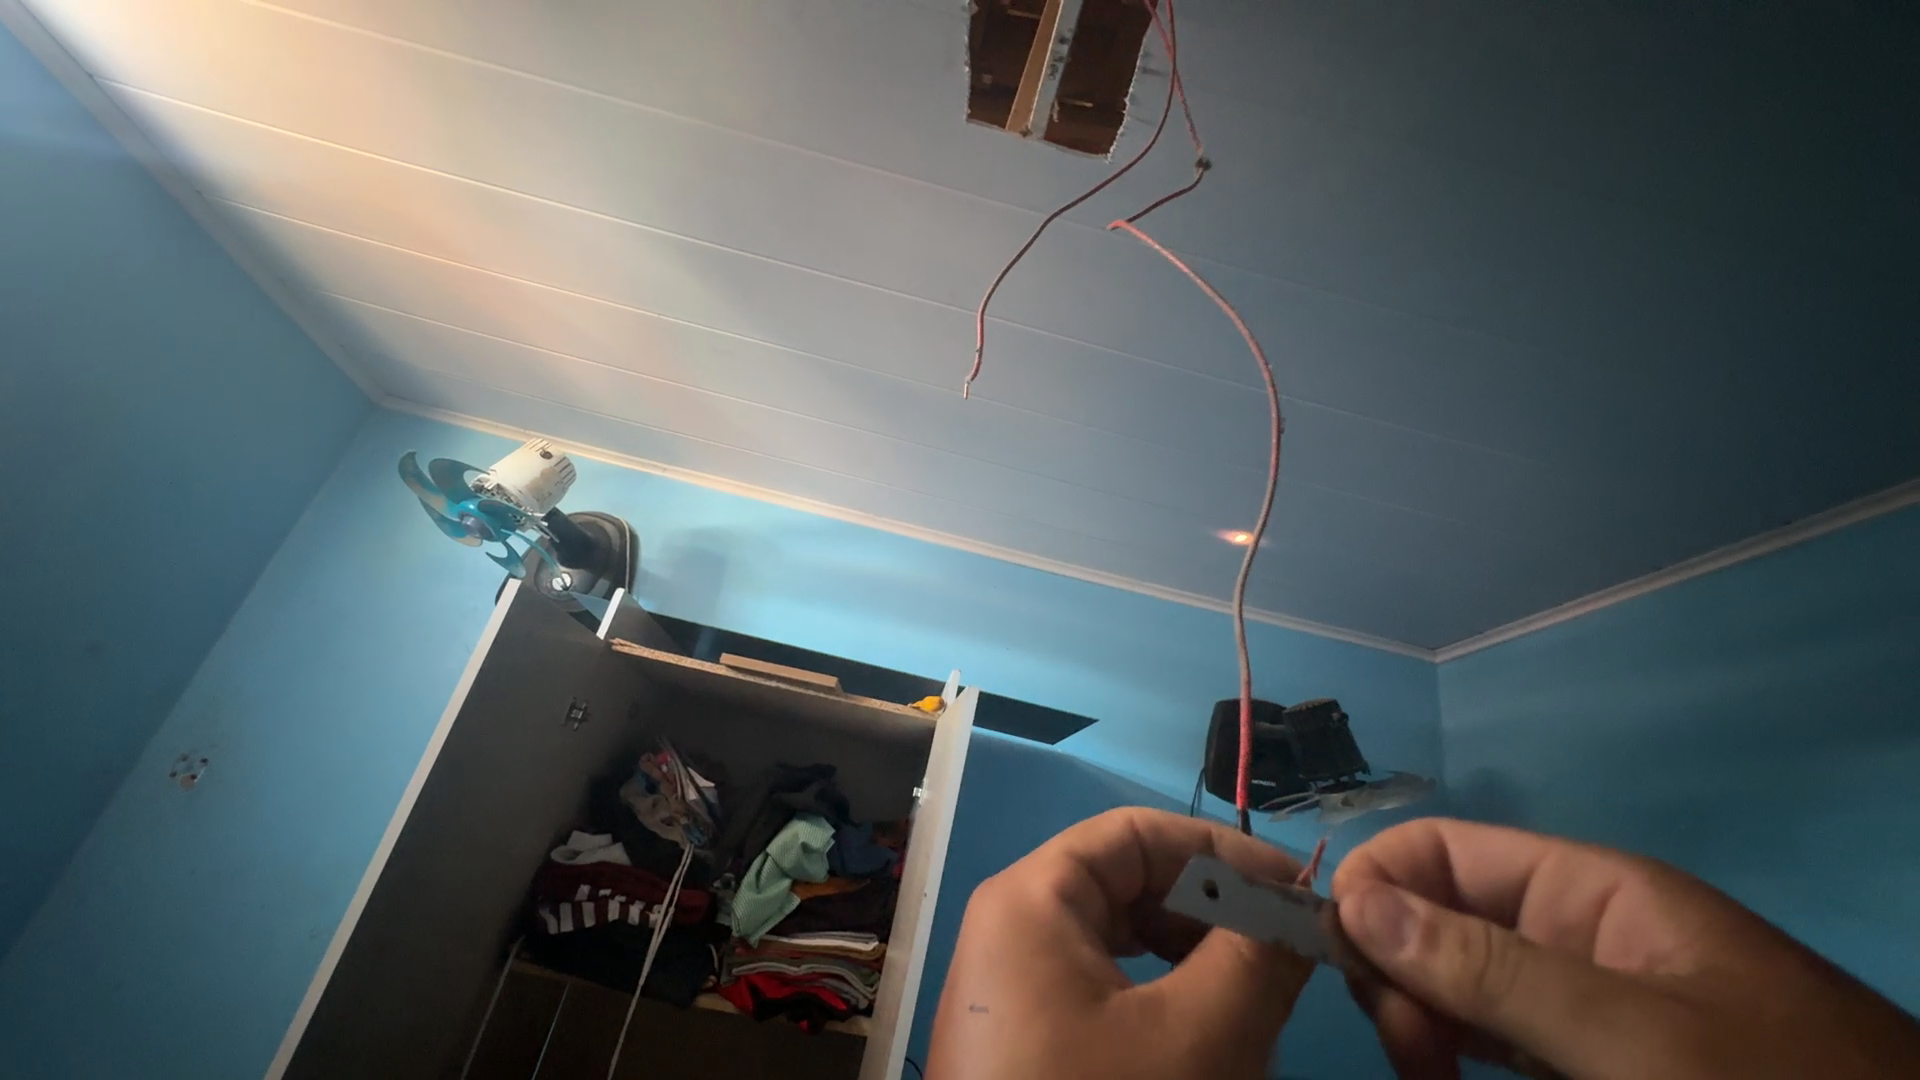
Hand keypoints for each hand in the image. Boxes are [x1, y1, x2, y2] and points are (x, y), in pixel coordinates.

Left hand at [926, 808, 1314, 1079]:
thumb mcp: (1199, 1039)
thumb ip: (1257, 957)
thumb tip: (1302, 911)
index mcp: (1031, 895)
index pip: (1135, 833)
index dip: (1219, 849)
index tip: (1295, 888)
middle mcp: (1011, 924)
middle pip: (1123, 880)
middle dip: (1208, 906)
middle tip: (1281, 949)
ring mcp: (1010, 983)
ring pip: (1116, 936)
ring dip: (1189, 952)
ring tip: (1250, 992)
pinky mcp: (1022, 1035)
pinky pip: (1098, 986)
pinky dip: (1157, 994)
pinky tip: (1200, 1030)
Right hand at [1332, 818, 1919, 1079]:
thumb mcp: (1634, 1039)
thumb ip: (1485, 966)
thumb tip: (1348, 896)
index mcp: (1586, 889)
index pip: (1438, 849)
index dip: (1377, 884)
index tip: (1350, 961)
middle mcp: (1569, 932)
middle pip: (1432, 913)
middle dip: (1397, 967)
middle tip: (1411, 1051)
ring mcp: (1576, 1002)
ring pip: (1448, 978)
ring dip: (1416, 1016)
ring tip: (1426, 1073)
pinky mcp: (1584, 1061)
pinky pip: (1485, 1033)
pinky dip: (1450, 1049)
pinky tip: (1446, 1076)